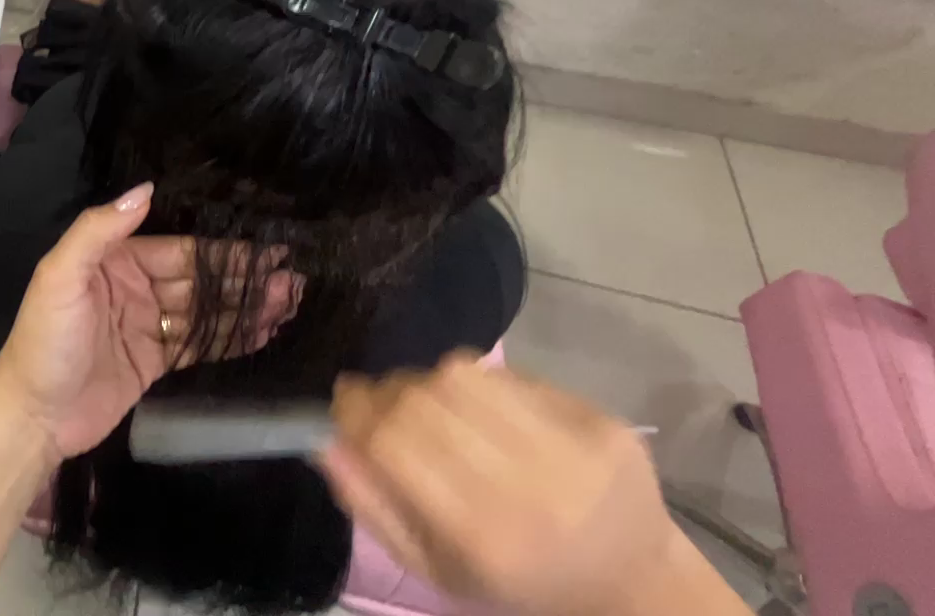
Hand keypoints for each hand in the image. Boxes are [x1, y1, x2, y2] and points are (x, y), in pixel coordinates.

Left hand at [0, 184, 299, 458]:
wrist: (34, 414)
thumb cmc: (46, 339)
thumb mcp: (62, 276)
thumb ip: (99, 230)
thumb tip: (146, 189)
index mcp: (114, 262)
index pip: (180, 251)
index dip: (224, 251)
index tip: (270, 249)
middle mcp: (135, 288)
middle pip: (200, 280)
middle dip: (245, 280)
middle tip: (295, 280)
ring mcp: (146, 326)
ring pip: (205, 311)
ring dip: (246, 308)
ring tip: (292, 304)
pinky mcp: (154, 362)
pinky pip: (199, 344)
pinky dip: (232, 338)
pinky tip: (266, 332)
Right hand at [322, 357, 707, 615]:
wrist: (636, 586)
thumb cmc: (518, 582)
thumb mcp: (433, 567)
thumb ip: (370, 506)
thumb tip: (324, 440)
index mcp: (483, 537)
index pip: (392, 442)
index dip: (355, 411)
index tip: (342, 404)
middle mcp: (528, 491)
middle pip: (421, 401)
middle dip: (385, 392)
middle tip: (378, 401)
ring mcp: (572, 451)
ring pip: (460, 374)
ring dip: (427, 380)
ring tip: (430, 402)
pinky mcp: (600, 423)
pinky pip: (509, 375)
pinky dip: (478, 382)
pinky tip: (482, 408)